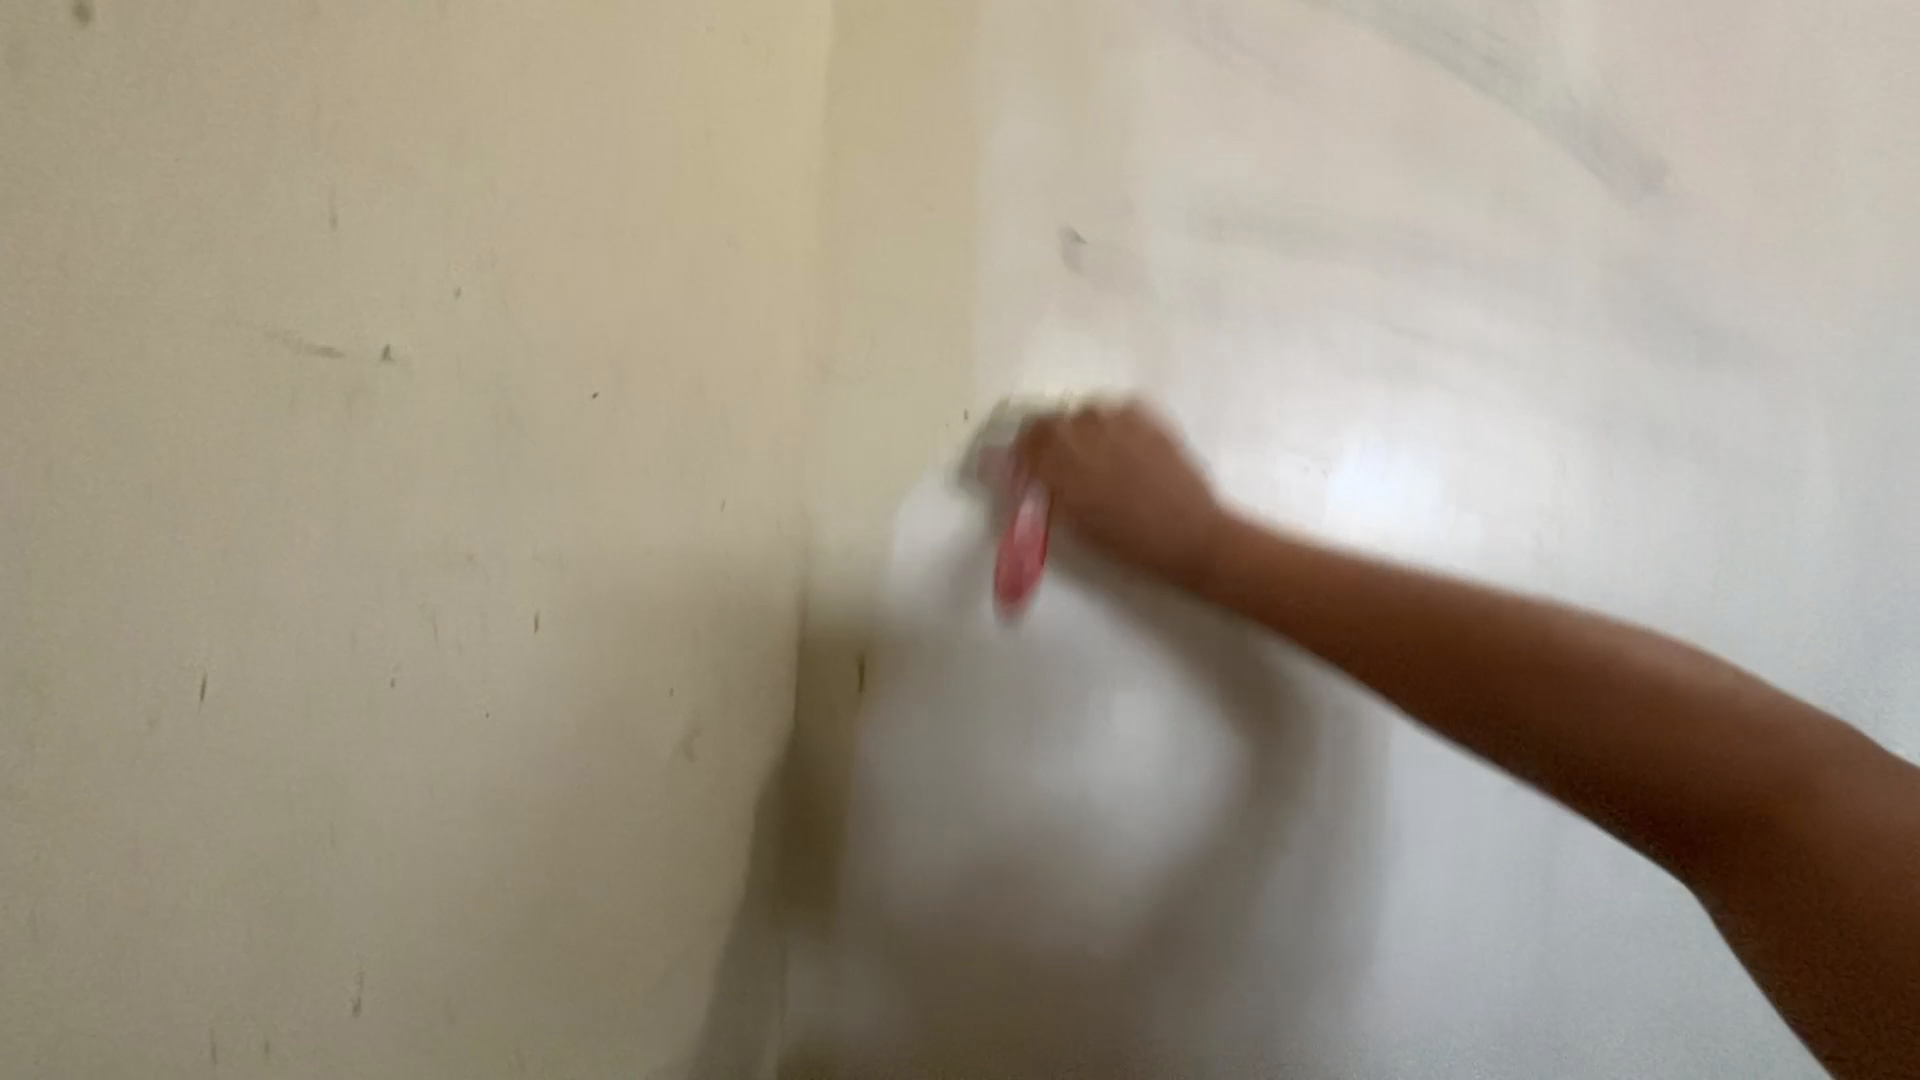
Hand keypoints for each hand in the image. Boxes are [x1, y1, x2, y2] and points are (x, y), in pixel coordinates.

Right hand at [1016, 401, 1227, 587]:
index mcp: (1058, 459)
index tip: (1030, 472)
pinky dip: (1111, 427)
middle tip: (1063, 469)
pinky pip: (1115, 412)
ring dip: (1081, 433)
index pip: (1024, 440)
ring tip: (1098, 461)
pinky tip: (1124, 451)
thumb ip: (1044, 492)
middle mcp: (1082, 428)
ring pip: (1083, 415)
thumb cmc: (1126, 541)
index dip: (1024, 455)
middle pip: (1050, 423)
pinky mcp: (1147, 414)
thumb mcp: (1072, 524)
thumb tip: (1024, 474)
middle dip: (1050, 443)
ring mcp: (1117, 416)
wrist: (1190, 534)